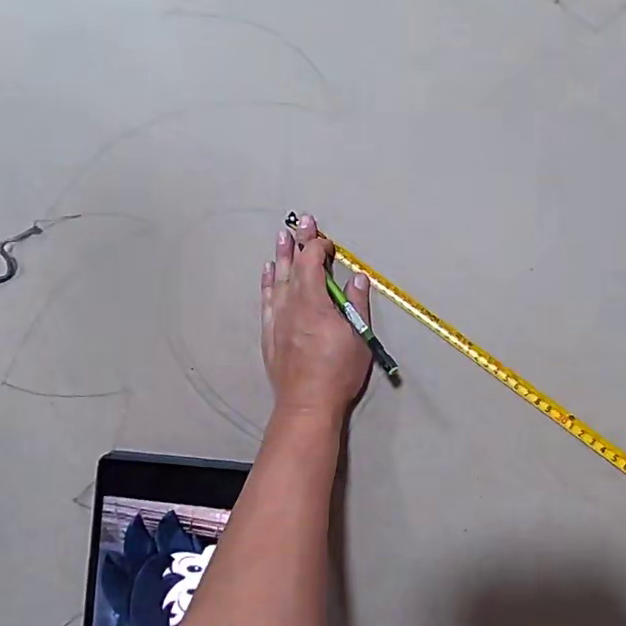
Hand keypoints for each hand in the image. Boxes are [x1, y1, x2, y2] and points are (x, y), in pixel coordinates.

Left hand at [261, 213, 371, 420]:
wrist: (307, 404)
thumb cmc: (337, 373)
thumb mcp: (359, 339)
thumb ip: (357, 305)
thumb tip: (357, 278)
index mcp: (314, 305)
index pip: (312, 265)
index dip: (319, 248)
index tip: (328, 243)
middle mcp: (292, 307)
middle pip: (293, 267)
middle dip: (298, 242)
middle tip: (301, 221)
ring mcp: (278, 320)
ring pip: (277, 281)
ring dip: (281, 257)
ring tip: (281, 237)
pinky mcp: (270, 334)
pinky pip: (266, 301)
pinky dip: (267, 284)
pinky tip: (268, 273)